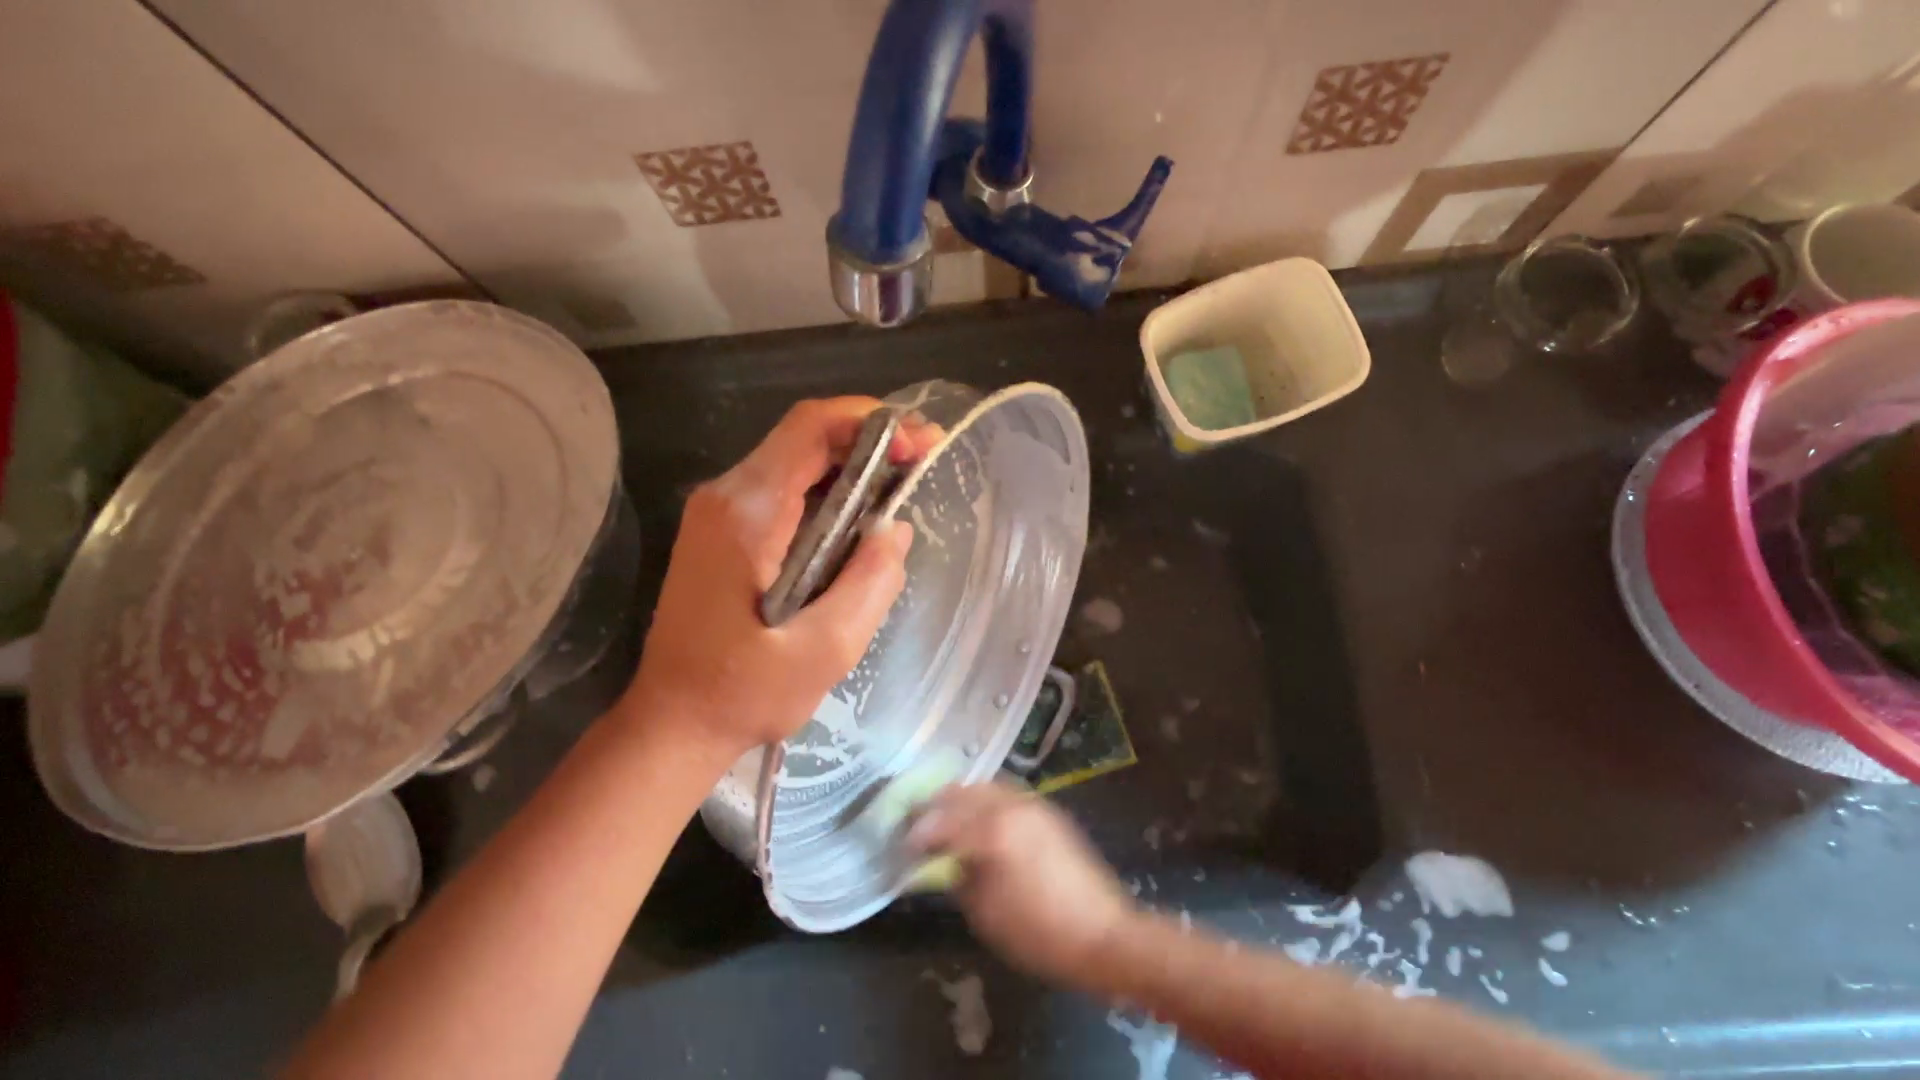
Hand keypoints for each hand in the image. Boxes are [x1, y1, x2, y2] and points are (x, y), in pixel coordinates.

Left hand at [623, 397, 937, 764]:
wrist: (671, 724)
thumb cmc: (743, 693)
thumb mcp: (824, 651)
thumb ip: (869, 584)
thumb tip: (895, 528)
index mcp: (747, 513)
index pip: (810, 428)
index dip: (871, 421)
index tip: (921, 443)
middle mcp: (726, 498)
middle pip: (803, 438)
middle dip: (868, 440)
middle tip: (923, 462)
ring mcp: (717, 514)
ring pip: (792, 462)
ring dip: (849, 465)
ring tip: (901, 486)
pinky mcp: (719, 534)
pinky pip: (780, 491)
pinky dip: (826, 491)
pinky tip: (857, 519)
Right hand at [908, 782, 1139, 984]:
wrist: (1103, 936)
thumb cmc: (1039, 933)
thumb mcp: (985, 913)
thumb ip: (957, 877)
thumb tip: (941, 861)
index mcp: (993, 830)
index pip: (940, 820)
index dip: (916, 833)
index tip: (902, 846)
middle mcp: (1011, 806)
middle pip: (961, 792)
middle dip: (936, 808)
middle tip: (920, 830)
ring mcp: (1033, 804)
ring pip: (984, 787)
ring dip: (961, 801)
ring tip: (947, 826)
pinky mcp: (1048, 812)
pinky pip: (1006, 795)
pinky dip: (984, 803)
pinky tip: (978, 825)